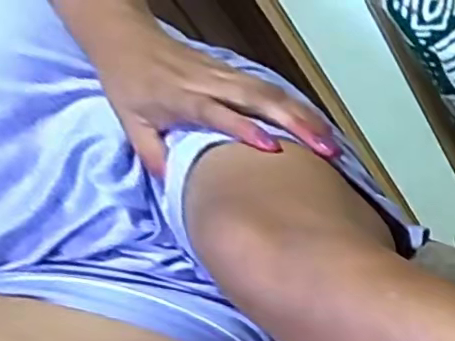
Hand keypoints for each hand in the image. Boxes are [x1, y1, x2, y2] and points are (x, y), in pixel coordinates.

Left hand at [86, 20, 338, 174]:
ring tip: (331, 143)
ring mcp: (222, 75)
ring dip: (305, 117)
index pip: (213, 110)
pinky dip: (301, 107)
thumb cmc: (130, 86)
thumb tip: (181, 190)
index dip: (242, 126)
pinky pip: (273, 88)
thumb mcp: (131, 123)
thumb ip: (157, 156)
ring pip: (269, 92)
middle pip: (254, 99)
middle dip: (293, 123)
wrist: (122, 36)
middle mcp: (204, 82)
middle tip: (325, 150)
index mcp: (177, 96)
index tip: (272, 147)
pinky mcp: (236, 72)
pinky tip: (323, 126)